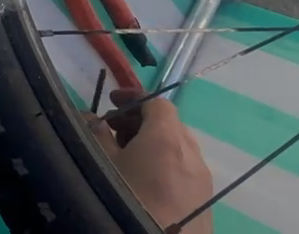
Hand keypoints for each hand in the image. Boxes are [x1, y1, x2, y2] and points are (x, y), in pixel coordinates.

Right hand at [92, 90, 214, 233]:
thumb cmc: (129, 197)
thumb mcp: (102, 160)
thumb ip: (96, 132)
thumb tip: (90, 118)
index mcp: (167, 139)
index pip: (158, 103)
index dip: (133, 97)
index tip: (112, 102)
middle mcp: (192, 155)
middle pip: (170, 124)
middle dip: (142, 120)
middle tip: (115, 129)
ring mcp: (204, 181)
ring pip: (180, 147)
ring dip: (155, 142)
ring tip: (130, 156)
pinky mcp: (207, 202)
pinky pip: (187, 169)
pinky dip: (167, 162)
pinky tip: (148, 180)